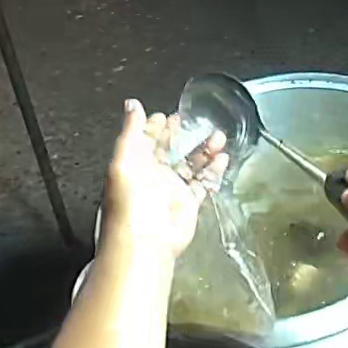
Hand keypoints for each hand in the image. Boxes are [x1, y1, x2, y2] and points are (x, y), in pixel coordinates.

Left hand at [102, 100, 227, 258]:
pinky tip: (223, 158)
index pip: (147, 140)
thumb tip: (131, 104)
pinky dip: (214, 170)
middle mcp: (153, 176)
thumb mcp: (124, 160)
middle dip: (184, 135)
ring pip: (192, 164)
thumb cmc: (130, 203)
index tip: (169, 115)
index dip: (156, 126)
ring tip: (218, 136)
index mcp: (135, 164)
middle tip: (198, 121)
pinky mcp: (189, 203)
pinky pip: (204, 183)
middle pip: (172, 150)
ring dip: (205, 149)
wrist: (144, 242)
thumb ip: (131, 131)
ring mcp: (172, 190)